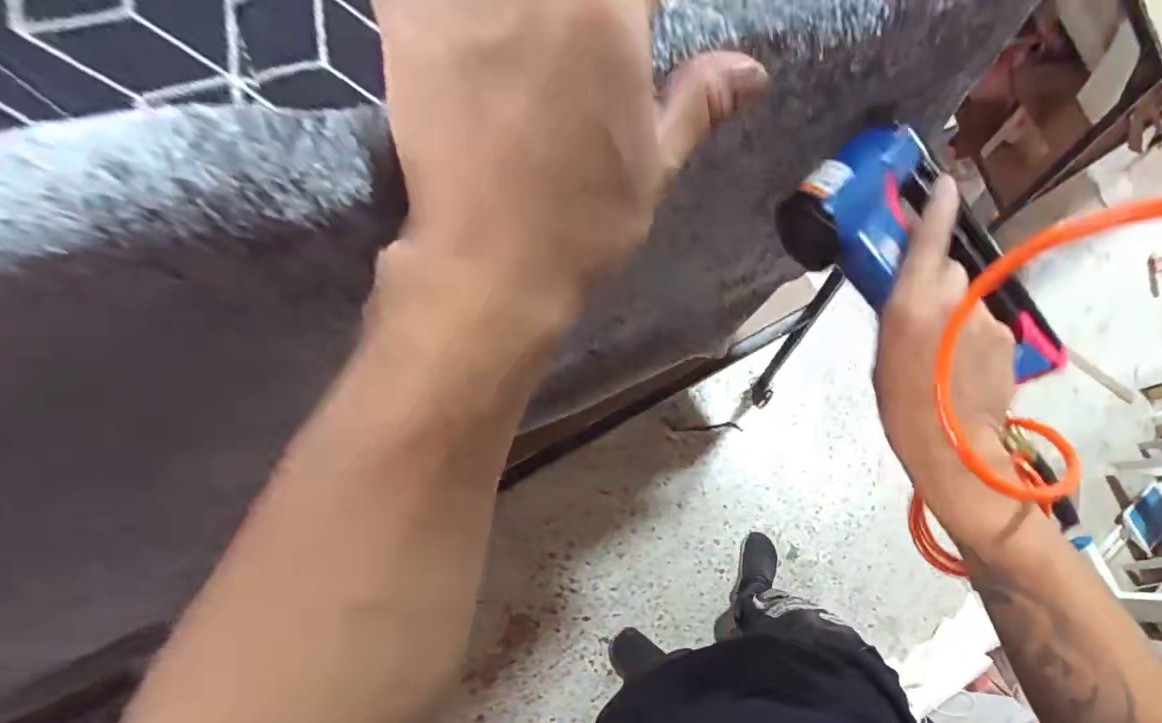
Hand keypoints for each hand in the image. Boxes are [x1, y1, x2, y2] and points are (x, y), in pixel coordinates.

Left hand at [374, 0, 768, 316]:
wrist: (498, 258)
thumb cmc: (591, 219)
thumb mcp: (658, 163)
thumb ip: (700, 101)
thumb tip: (755, 71)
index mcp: (609, 19)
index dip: (638, 8)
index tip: (638, 32)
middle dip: (590, 14)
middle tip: (581, 65)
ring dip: (526, 17)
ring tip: (536, 72)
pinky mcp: (406, 7)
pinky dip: (452, 9)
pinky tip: (477, 39)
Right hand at [875, 176, 1025, 545]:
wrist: (954, 450)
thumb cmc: (904, 412)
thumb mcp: (883, 358)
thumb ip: (900, 315)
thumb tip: (912, 296)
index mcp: (911, 302)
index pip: (929, 238)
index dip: (936, 209)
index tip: (944, 185)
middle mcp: (953, 299)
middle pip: (954, 271)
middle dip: (945, 288)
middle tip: (933, 324)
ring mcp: (986, 318)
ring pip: (973, 303)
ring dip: (964, 320)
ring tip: (952, 363)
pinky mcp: (1008, 339)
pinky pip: (991, 329)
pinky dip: (981, 342)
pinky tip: (971, 372)